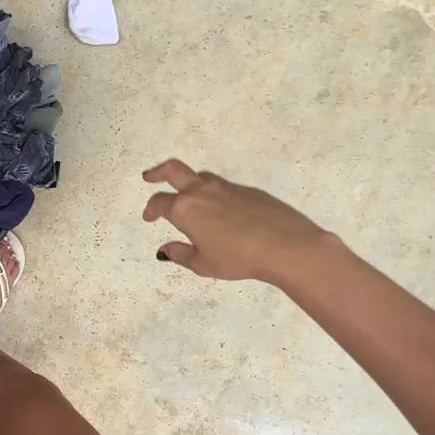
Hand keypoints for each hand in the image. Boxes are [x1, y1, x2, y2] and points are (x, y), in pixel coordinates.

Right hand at [142, 159, 331, 282]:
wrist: (286, 246)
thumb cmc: (237, 258)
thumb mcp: (202, 264)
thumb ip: (180, 254)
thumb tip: (165, 250)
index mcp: (185, 209)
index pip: (159, 202)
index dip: (150, 210)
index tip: (149, 218)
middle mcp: (202, 192)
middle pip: (173, 170)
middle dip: (158, 172)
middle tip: (149, 177)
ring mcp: (227, 188)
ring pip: (200, 176)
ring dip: (188, 183)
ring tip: (188, 198)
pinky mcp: (249, 191)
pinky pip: (223, 187)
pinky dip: (213, 194)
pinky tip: (222, 213)